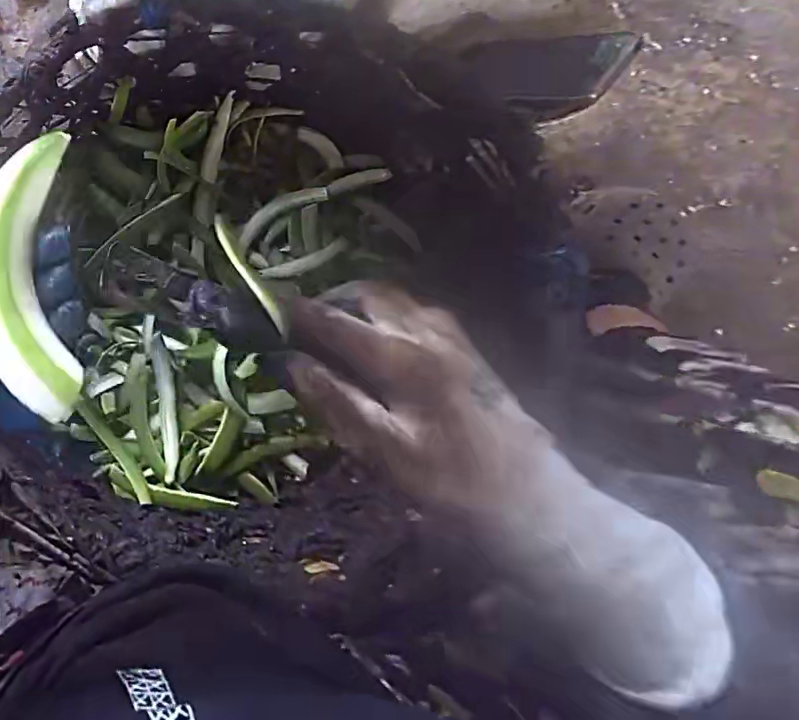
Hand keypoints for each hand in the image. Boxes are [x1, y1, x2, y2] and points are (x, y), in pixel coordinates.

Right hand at [270, 280, 560, 524]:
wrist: (541, 506)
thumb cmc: (454, 484)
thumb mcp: (383, 451)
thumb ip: (332, 400)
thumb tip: (287, 361)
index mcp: (398, 357)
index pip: (327, 318)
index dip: (287, 310)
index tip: (256, 305)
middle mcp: (424, 333)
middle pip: (364, 292)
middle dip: (325, 298)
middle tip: (298, 321)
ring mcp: (452, 337)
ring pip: (393, 296)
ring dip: (356, 302)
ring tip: (333, 327)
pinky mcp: (469, 349)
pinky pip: (416, 310)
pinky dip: (385, 312)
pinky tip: (379, 340)